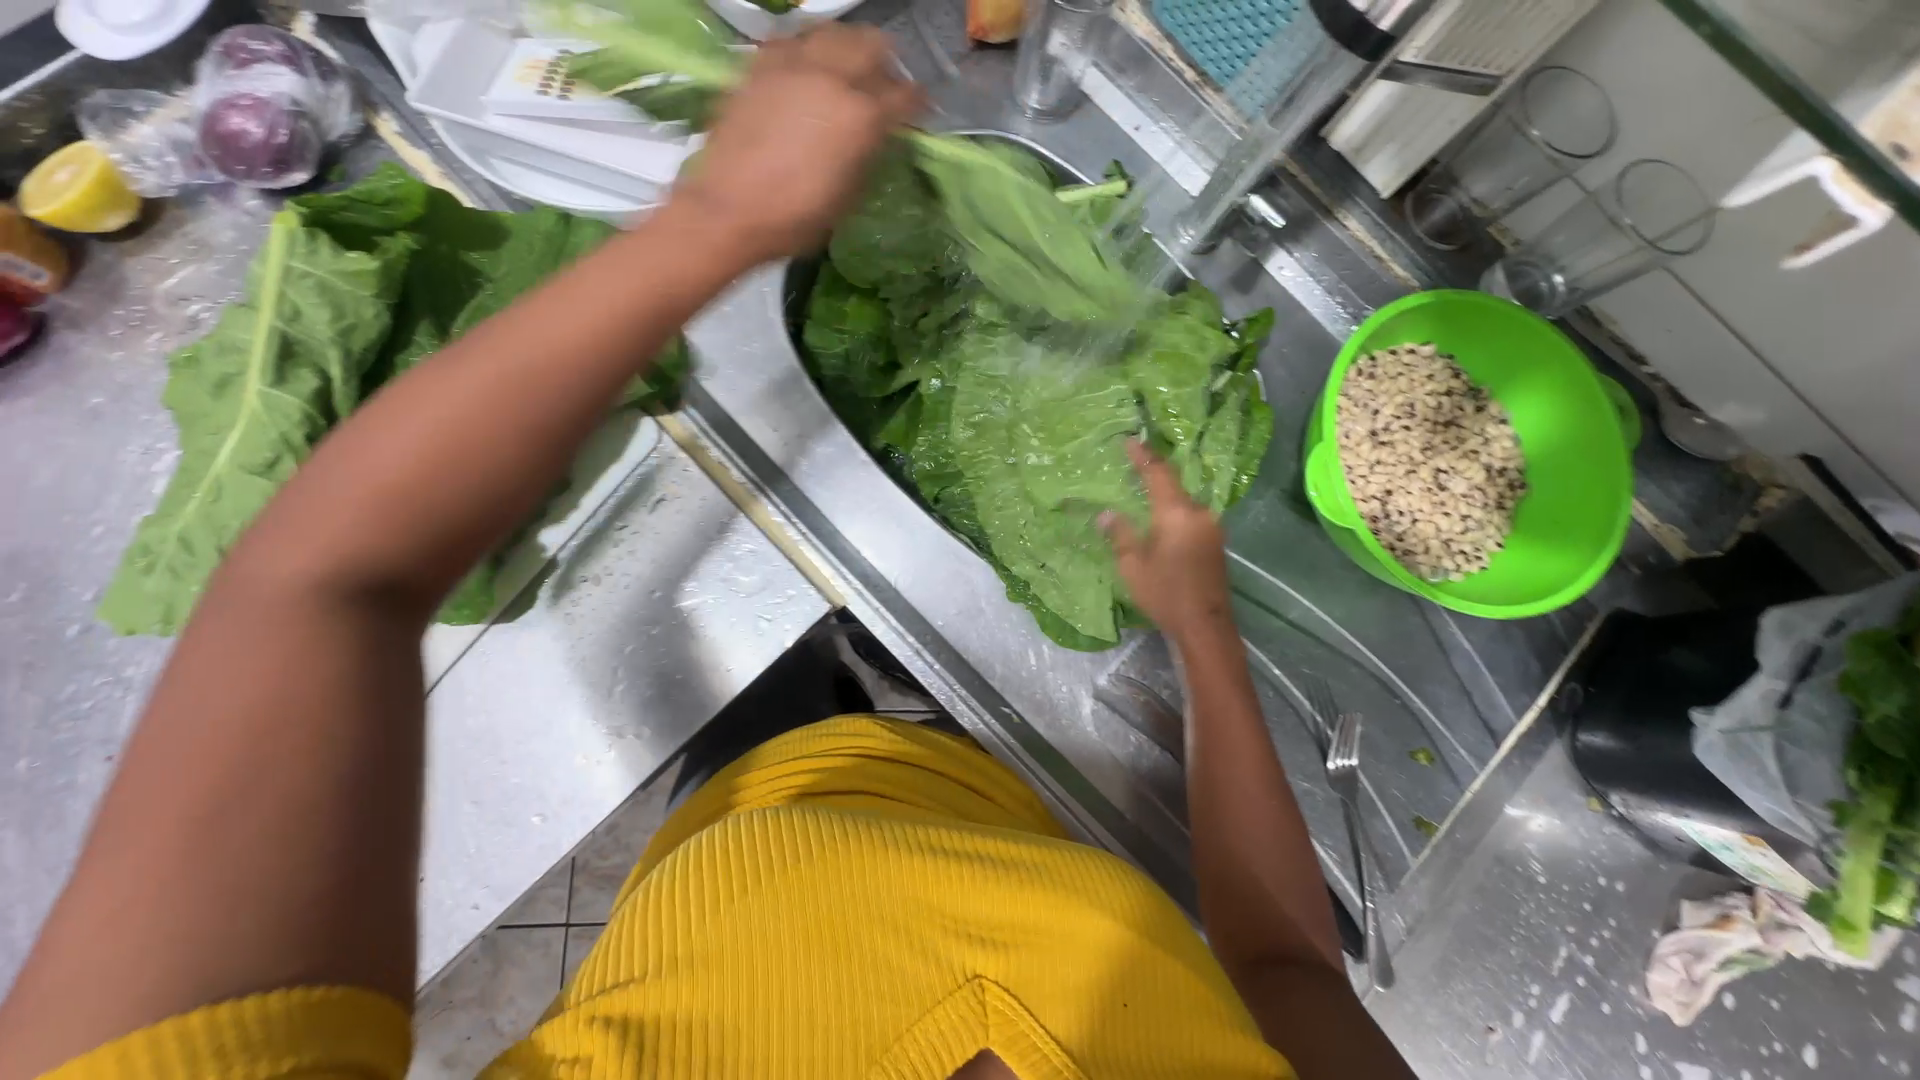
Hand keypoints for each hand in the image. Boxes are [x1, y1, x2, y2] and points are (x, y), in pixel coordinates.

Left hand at [669, 26, 922, 265]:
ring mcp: (793, 67)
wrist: (729, 211)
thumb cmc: (795, 219)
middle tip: (884, 82)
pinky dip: (806, 52)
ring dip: (847, 48)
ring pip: (832, 34)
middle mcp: (832, 80)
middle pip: (872, 46)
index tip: (920, 110)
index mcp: (862, 118)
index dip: (918, 104)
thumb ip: (867, 156)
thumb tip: (875, 138)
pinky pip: (791, 43)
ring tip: (845, 68)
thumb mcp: (848, 197)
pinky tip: (805, 71)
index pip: (905, 96)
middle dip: (885, 64)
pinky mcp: (759, 67)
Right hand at [1101, 441, 1233, 641]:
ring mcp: (1211, 527)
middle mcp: (1198, 513)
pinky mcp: (1215, 542)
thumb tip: (1107, 514)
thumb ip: (1120, 534)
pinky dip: (1174, 511)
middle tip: (1133, 463)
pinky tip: (1161, 517)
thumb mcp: (1133, 565)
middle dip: (1154, 473)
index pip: (1158, 473)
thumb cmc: (1165, 594)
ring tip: (1144, 490)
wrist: (1205, 626)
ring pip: (1184, 501)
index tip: (1129, 440)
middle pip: (1174, 484)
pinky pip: (1190, 516)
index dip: (1142, 455)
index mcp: (1176, 512)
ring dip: (1165, 494)